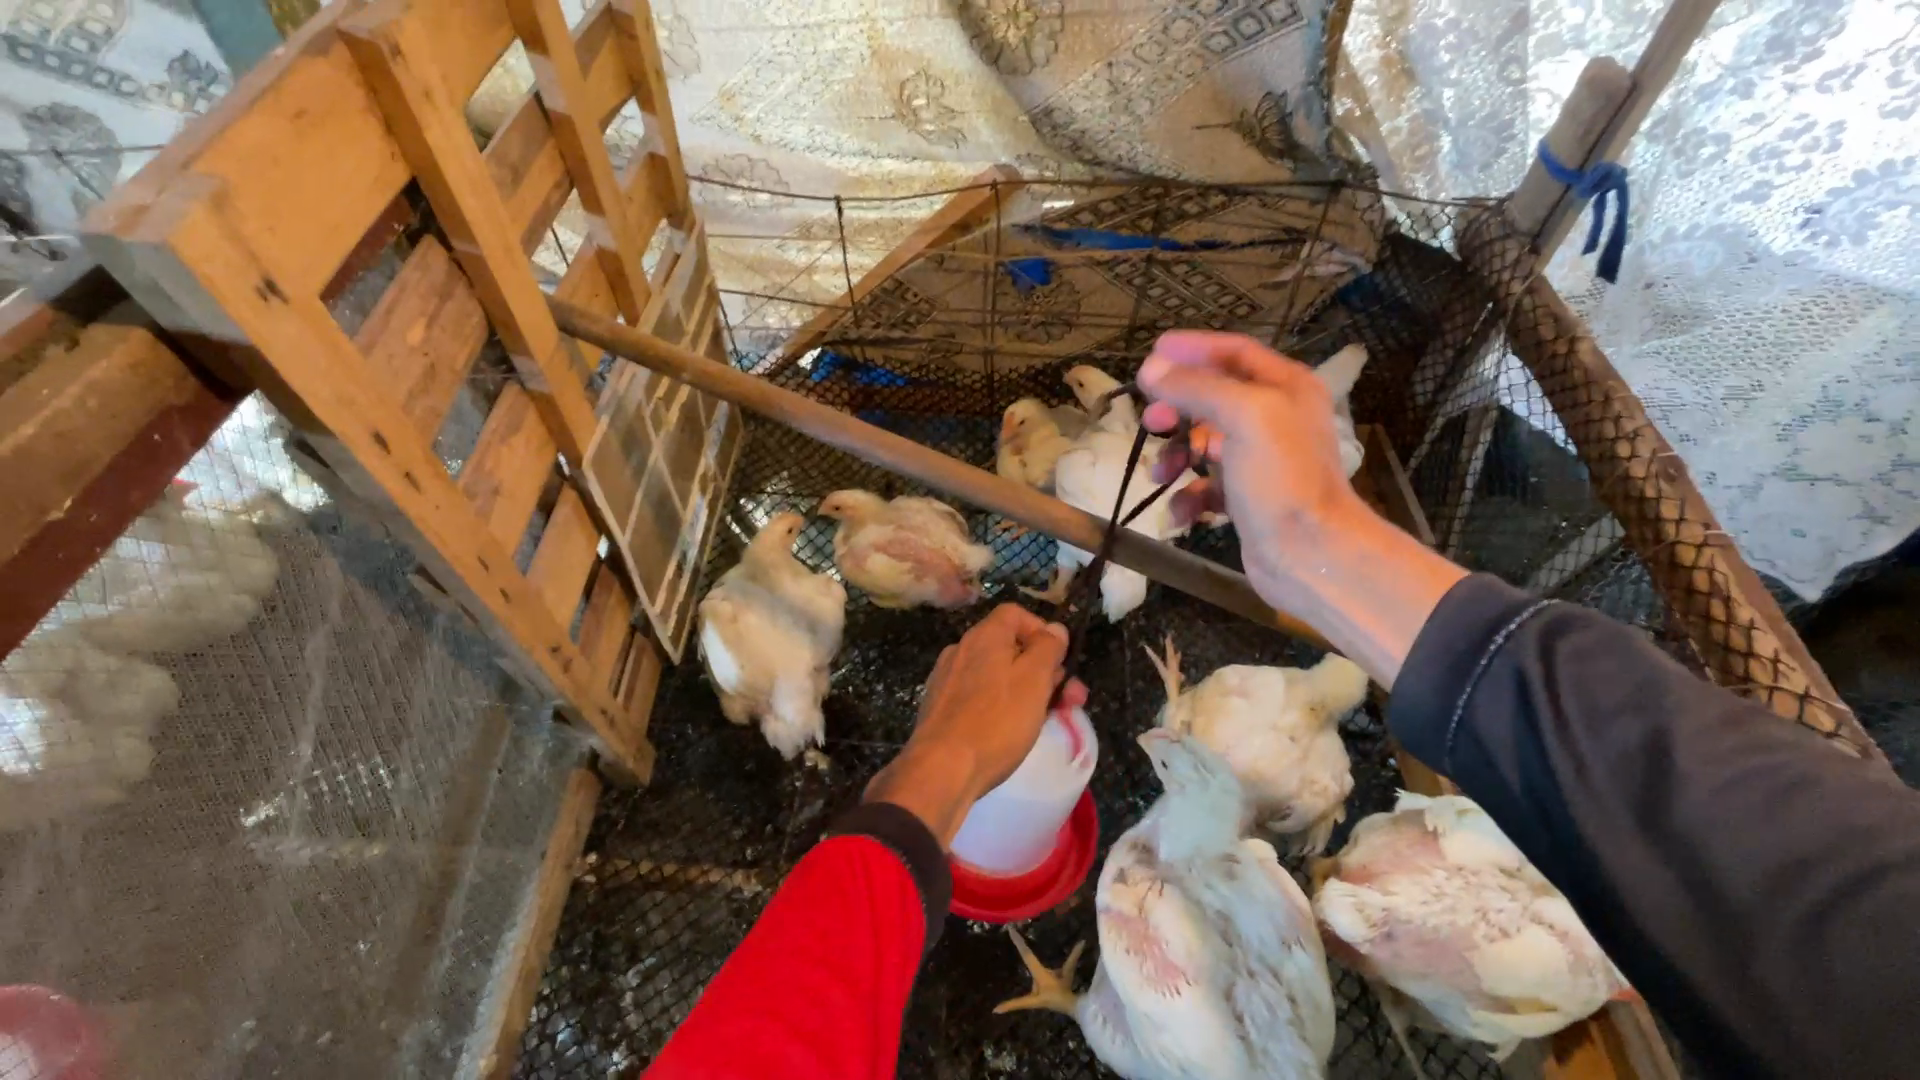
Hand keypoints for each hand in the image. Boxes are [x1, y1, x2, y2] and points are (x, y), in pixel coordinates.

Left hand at [865, 604, 1086, 845]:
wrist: (941, 769)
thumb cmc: (996, 721)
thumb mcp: (1034, 679)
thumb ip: (1048, 648)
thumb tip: (1055, 629)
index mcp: (984, 636)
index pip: (1016, 614)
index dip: (1042, 631)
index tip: (1061, 660)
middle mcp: (961, 650)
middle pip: (1009, 647)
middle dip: (1044, 669)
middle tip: (1069, 700)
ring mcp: (947, 679)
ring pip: (996, 675)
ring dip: (1026, 690)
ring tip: (1046, 719)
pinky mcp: (941, 708)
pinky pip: (979, 696)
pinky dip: (1000, 706)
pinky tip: (1011, 731)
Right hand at [1137, 331, 1372, 609]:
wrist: (1310, 554)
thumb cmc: (1283, 479)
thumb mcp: (1243, 417)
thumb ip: (1196, 387)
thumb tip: (1150, 369)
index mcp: (1285, 388)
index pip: (1234, 352)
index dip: (1192, 349)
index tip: (1151, 353)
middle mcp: (1276, 418)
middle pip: (1213, 398)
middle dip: (1176, 407)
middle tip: (1149, 420)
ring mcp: (1260, 461)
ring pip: (1203, 444)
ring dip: (1175, 456)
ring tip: (1159, 474)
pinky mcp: (1246, 499)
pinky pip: (1206, 487)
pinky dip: (1187, 496)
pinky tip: (1181, 511)